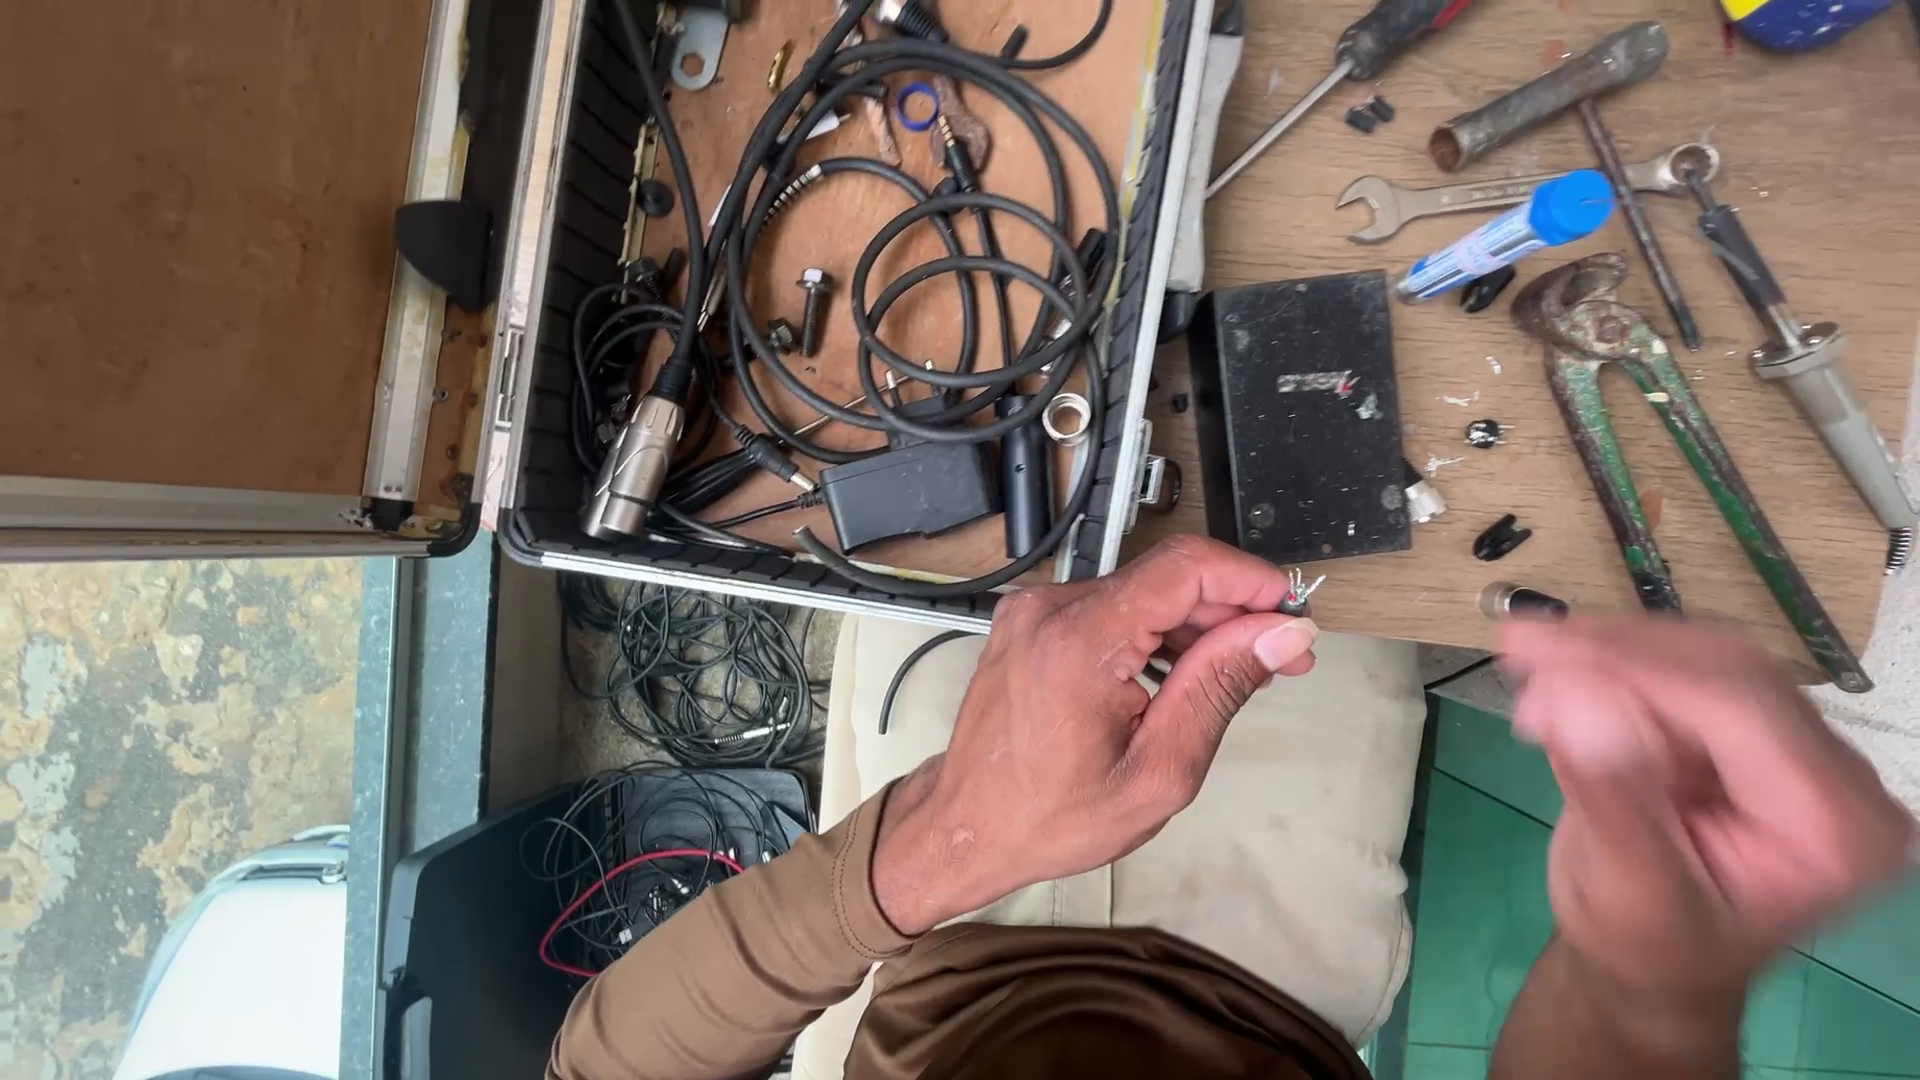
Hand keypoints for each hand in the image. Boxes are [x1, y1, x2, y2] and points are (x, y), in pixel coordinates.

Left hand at [873, 535, 1319, 934]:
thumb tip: (1281, 635)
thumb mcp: (1158, 770)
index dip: (1249, 579)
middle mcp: (1049, 608)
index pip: (1184, 567)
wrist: (969, 821)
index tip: (1290, 612)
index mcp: (1079, 641)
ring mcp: (1033, 609)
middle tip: (1278, 657)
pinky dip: (1151, 629)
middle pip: (1165, 576)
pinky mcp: (1030, 619)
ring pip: (1139, 589)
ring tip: (1231, 672)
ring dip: (1193, 622)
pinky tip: (1177, 670)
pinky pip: (1108, 605)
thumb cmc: (1052, 815)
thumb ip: (1220, 688)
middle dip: (1231, 609)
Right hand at [1501, 617, 1913, 998]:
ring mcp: (1777, 749)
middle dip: (1615, 648)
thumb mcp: (1630, 884)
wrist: (1644, 955)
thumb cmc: (1645, 940)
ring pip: (1695, 656)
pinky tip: (1545, 677)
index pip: (1739, 709)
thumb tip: (1574, 702)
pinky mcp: (1725, 734)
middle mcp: (1823, 775)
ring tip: (1521, 659)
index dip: (1636, 669)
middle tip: (1520, 643)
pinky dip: (1599, 663)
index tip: (1538, 650)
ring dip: (1601, 648)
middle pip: (1725, 670)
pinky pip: (1667, 671)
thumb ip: (1612, 794)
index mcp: (1832, 824)